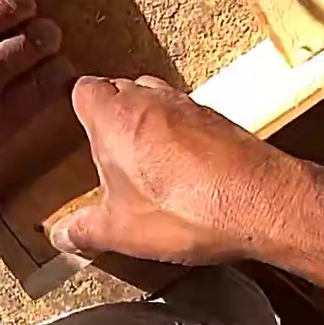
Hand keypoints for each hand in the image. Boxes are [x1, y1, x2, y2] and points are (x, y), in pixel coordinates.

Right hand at [50, 75, 301, 264]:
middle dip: (111, 114)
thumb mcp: (121, 230)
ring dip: (147, 121)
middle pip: (120, 88)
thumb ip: (85, 230)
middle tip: (108, 150)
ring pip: (155, 99)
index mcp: (115, 117)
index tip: (78, 128)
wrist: (261, 201)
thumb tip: (62, 236)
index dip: (79, 108)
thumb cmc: (185, 208)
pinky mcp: (219, 119)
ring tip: (145, 160)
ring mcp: (188, 105)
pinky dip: (179, 133)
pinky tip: (184, 169)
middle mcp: (150, 99)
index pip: (84, 89)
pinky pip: (187, 116)